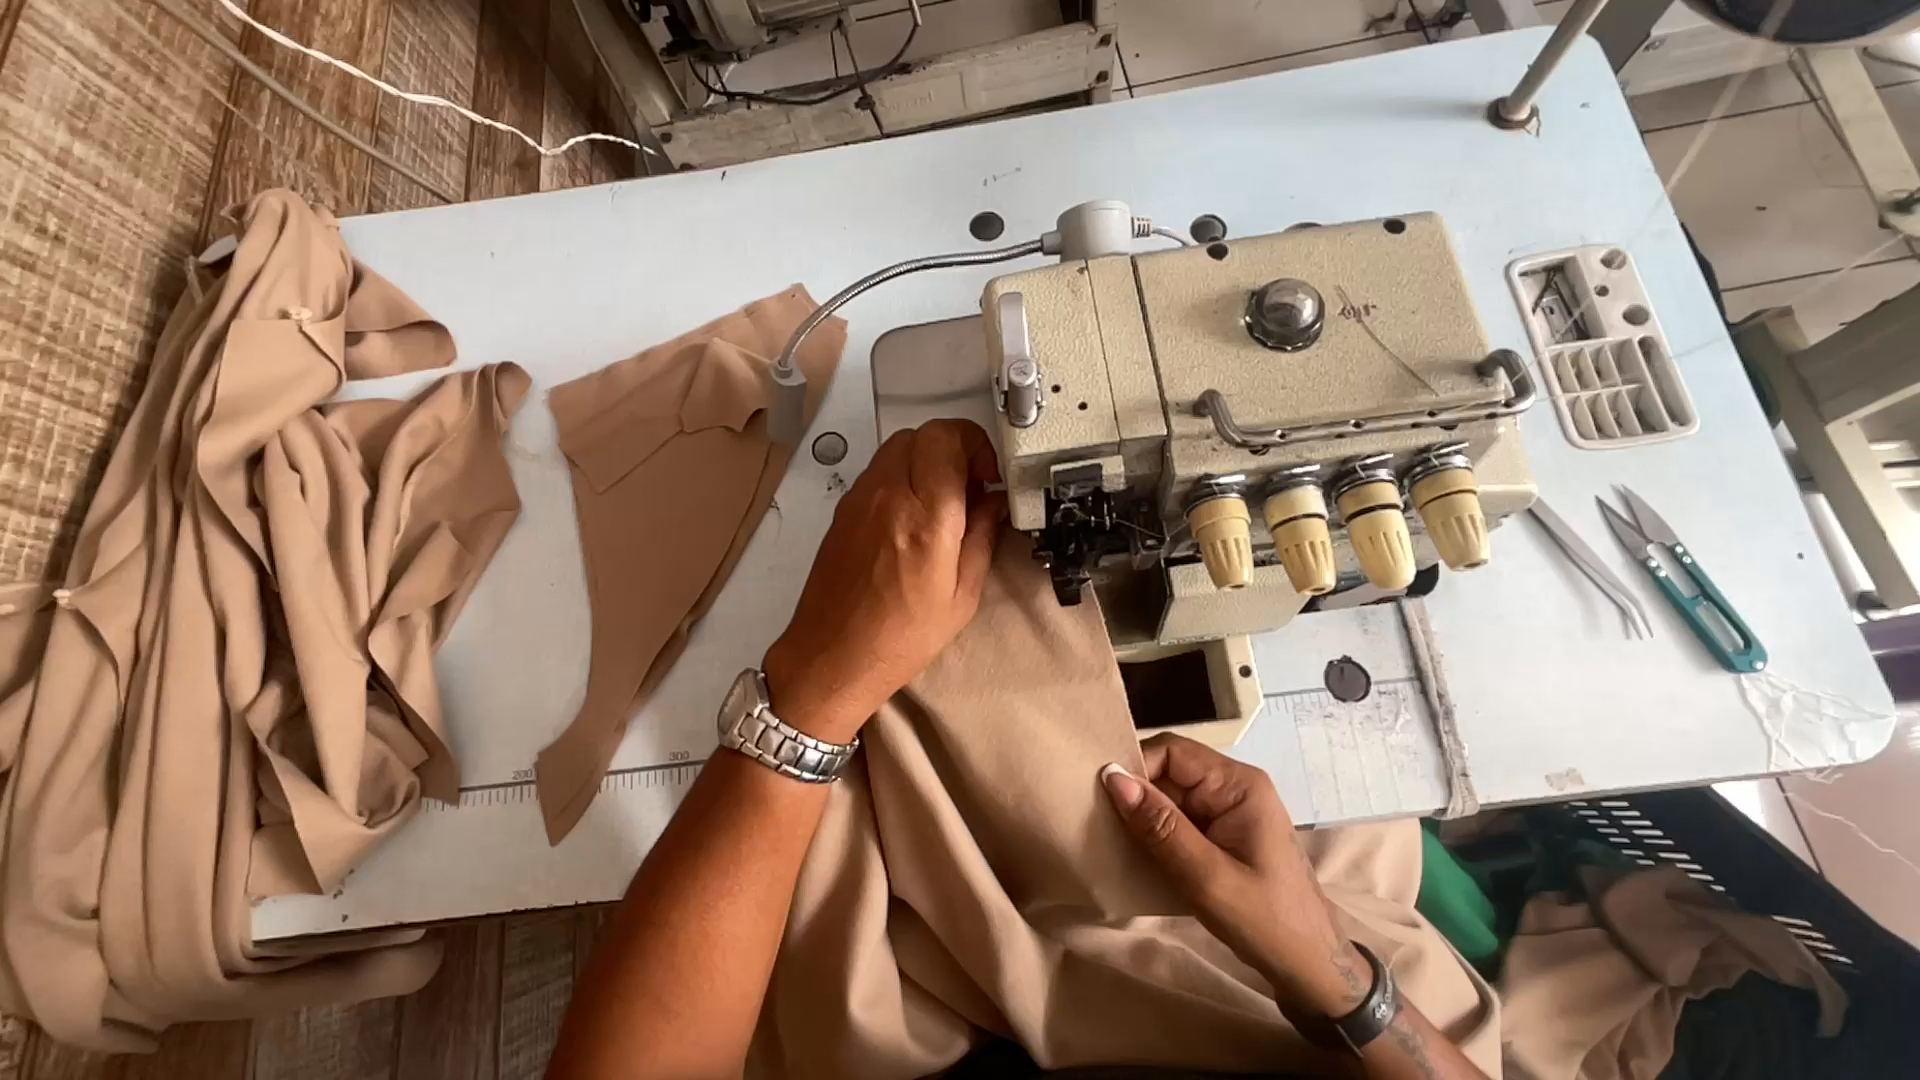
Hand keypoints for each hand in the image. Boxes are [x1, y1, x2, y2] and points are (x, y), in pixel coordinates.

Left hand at [763, 419, 1006, 742]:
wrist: (832, 657)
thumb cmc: (898, 638)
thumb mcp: (962, 596)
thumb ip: (983, 537)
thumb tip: (995, 502)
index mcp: (924, 518)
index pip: (947, 438)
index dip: (976, 445)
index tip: (989, 477)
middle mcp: (887, 497)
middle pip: (924, 433)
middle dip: (956, 448)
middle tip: (972, 486)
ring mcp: (860, 499)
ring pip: (899, 445)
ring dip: (929, 460)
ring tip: (945, 501)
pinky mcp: (844, 508)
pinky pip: (880, 469)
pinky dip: (905, 475)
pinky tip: (916, 514)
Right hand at [1101, 734, 1368, 1017]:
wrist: (1311, 967)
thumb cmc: (1266, 921)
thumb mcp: (1207, 877)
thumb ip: (1160, 826)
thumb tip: (1113, 777)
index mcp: (1237, 784)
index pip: (1172, 751)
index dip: (1135, 767)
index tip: (1099, 796)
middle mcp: (1231, 786)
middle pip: (1168, 770)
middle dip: (1134, 793)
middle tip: (1097, 820)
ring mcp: (1226, 810)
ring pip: (1168, 795)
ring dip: (1140, 816)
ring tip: (1109, 837)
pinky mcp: (1219, 833)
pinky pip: (1176, 819)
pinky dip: (1154, 833)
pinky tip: (1134, 852)